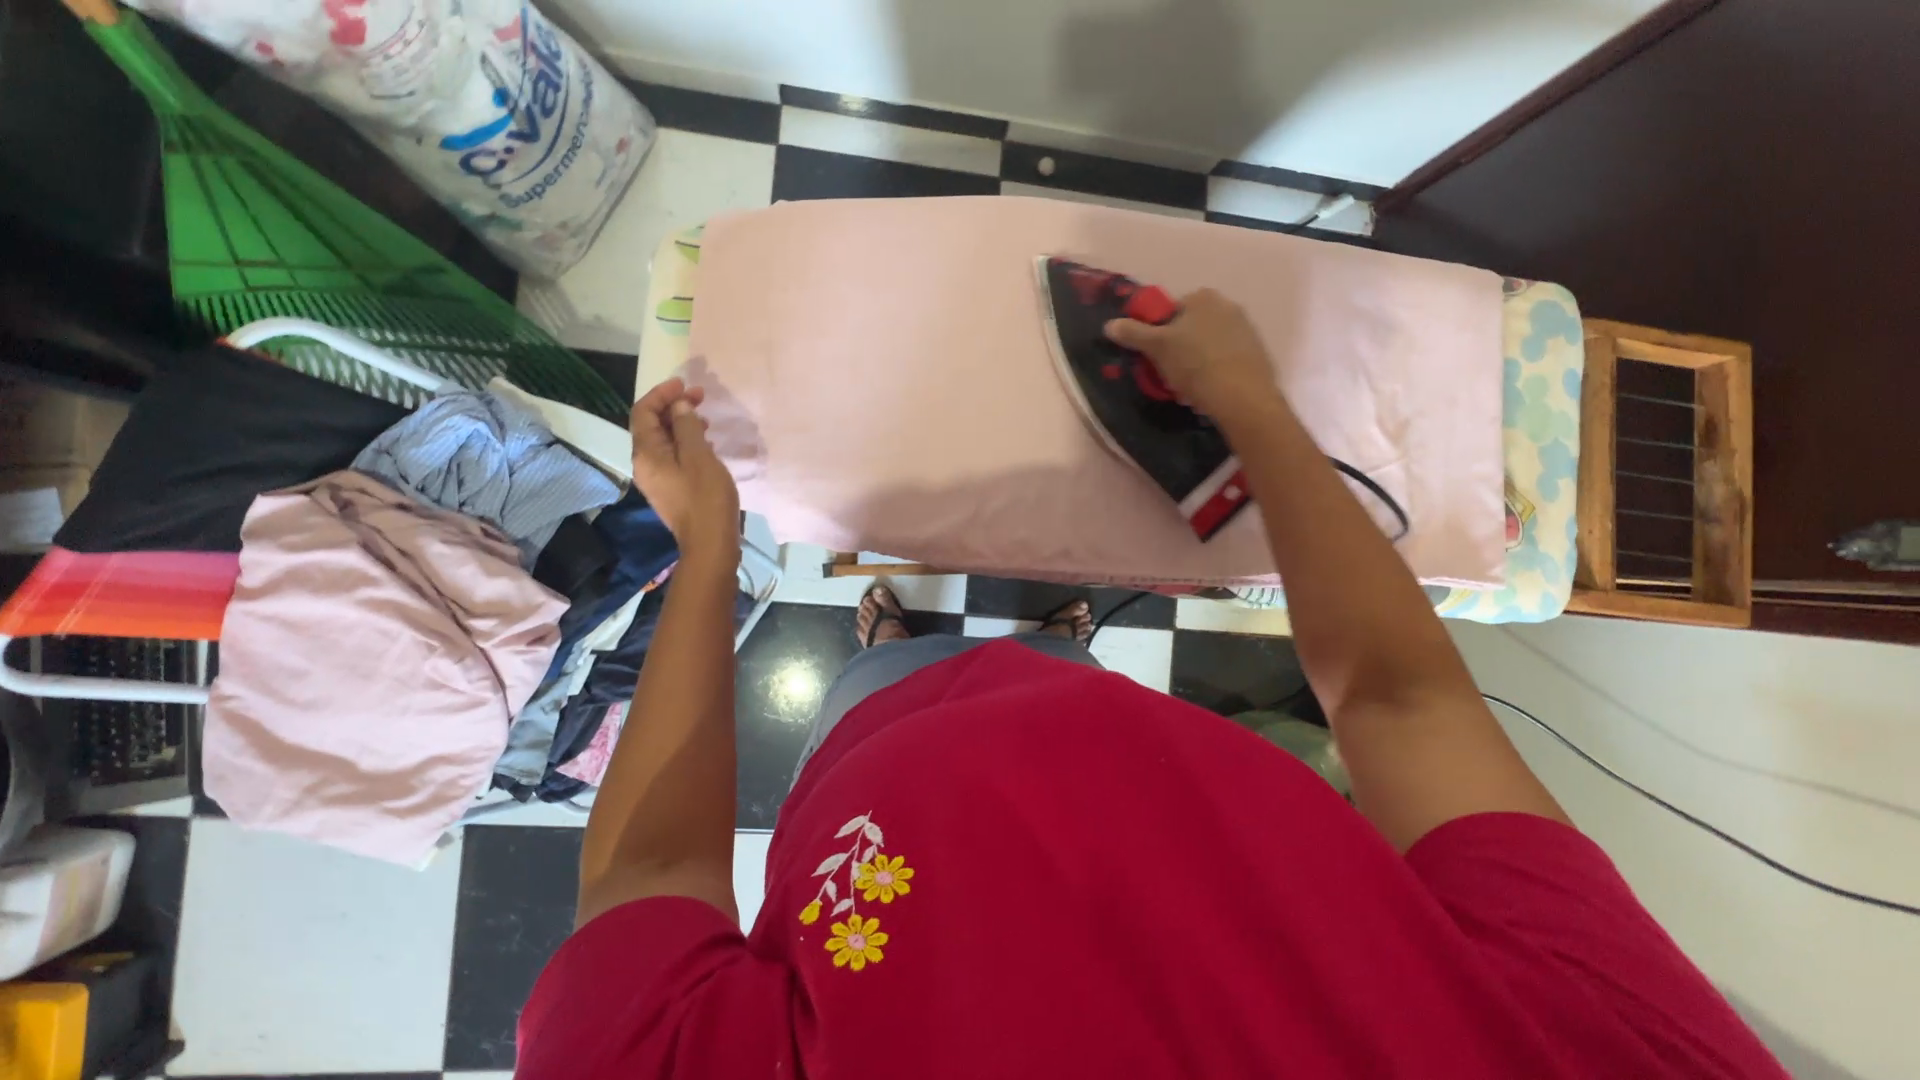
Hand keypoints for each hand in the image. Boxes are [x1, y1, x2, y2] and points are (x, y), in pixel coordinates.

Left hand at [630, 377, 739, 564]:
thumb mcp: (699, 456)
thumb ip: (687, 427)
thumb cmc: (706, 497)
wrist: (710, 543)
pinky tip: (706, 444)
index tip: (685, 385)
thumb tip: (679, 407)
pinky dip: (686, 443)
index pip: (643, 412)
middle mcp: (645, 464)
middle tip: (700, 397)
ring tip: (705, 419)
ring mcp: (657, 479)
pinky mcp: (670, 489)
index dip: (662, 394)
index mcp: (646, 454)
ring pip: (663, 442)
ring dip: (681, 424)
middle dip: (673, 407)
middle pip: (651, 426)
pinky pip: (673, 457)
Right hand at [1104, 288, 1282, 427]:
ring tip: (1189, 386)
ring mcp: (1247, 329)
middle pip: (1192, 327)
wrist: (1241, 396)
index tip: (1156, 354)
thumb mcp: (1157, 347)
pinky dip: (1216, 371)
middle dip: (1180, 347)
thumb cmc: (1194, 363)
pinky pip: (1227, 359)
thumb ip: (1133, 333)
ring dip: (1197, 360)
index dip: (1160, 332)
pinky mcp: (1257, 354)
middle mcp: (1229, 305)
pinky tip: (1209, 390)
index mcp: (1203, 297)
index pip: (1172, 310)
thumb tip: (1109, 324)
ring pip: (1209, 344)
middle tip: (1169, 372)